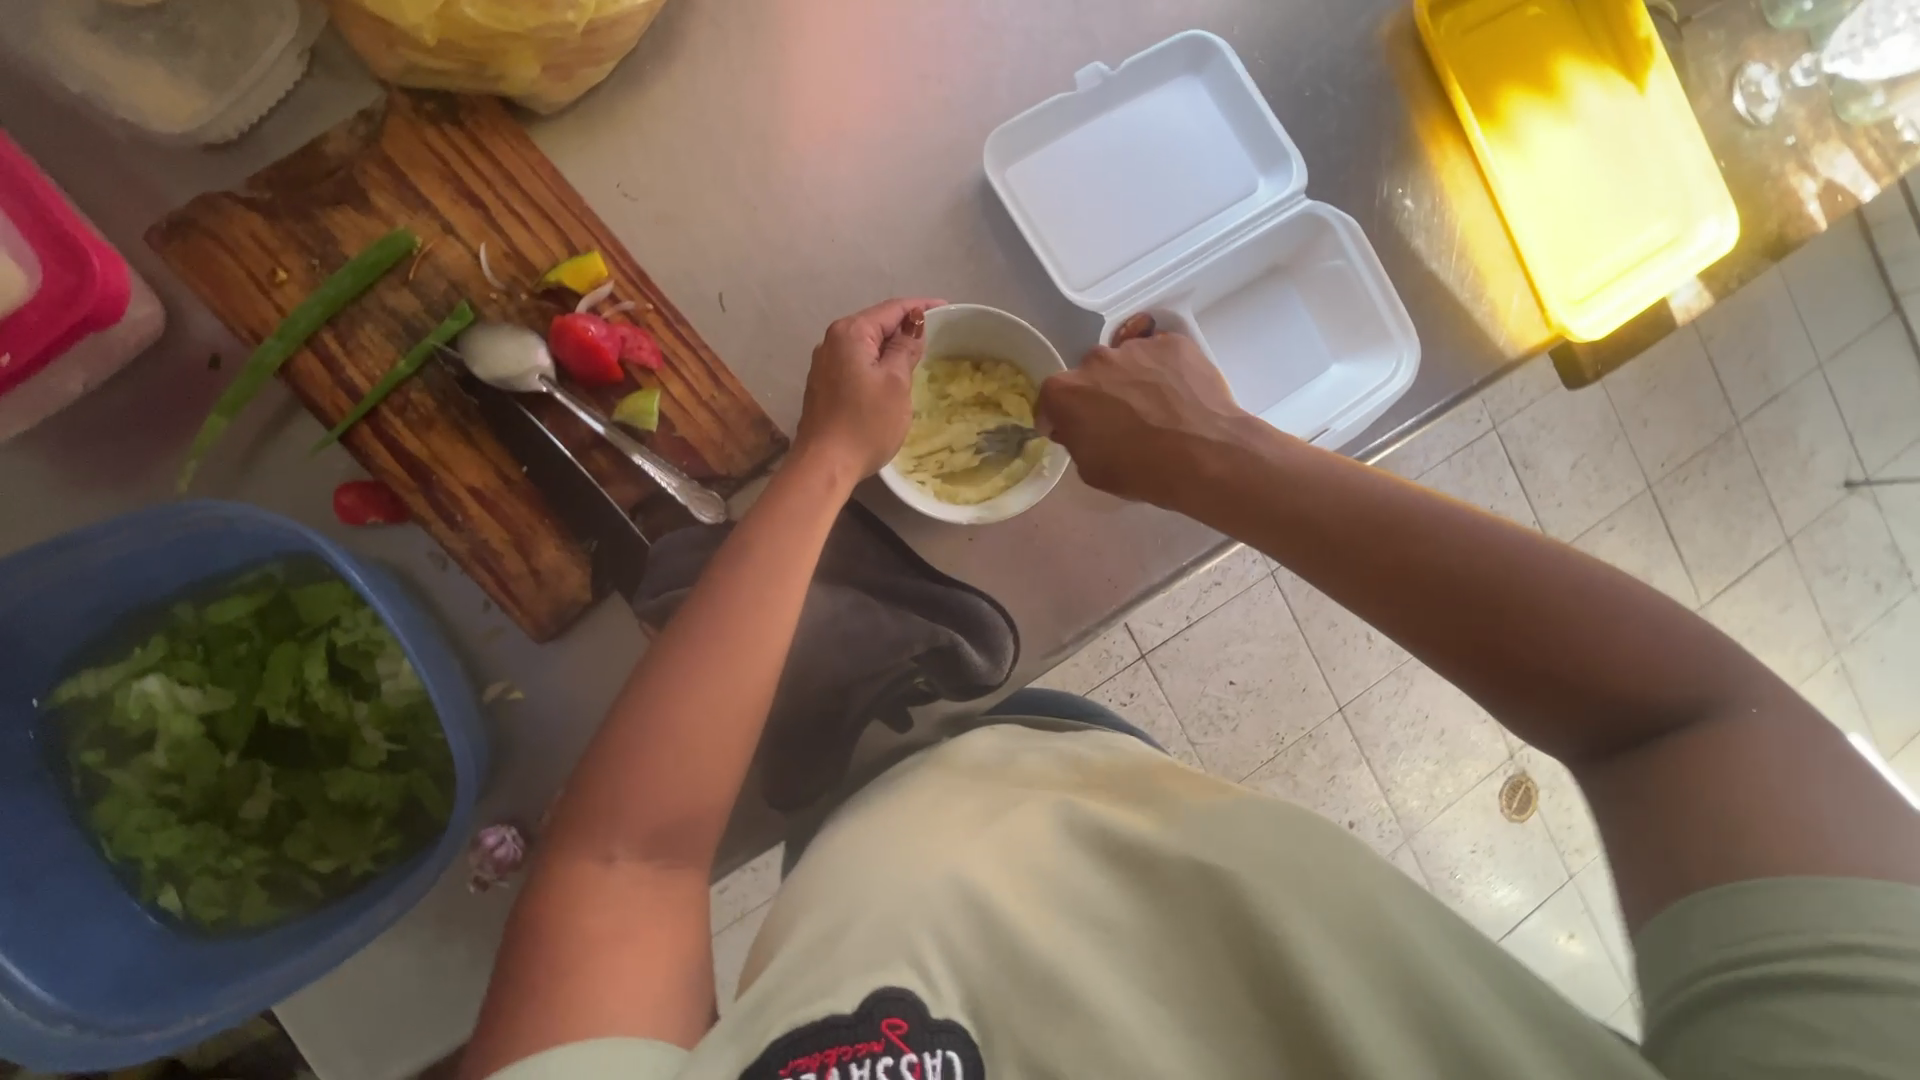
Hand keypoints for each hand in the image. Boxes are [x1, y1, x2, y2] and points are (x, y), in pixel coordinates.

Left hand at [793, 297, 943, 482]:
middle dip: (904, 326)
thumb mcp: (896, 383)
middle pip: (876, 324)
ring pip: (865, 345)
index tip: (946, 308)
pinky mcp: (823, 385)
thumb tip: (914, 322)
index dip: (921, 307)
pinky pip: (855, 363)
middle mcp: (832, 341)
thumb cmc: (866, 423)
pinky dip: (875, 363)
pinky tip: (890, 375)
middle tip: (936, 333)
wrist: (825, 464)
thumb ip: (905, 348)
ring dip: (889, 346)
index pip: (892, 309)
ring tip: (917, 354)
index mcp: (851, 333)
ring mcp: (824, 364)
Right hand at [1038, 328, 1256, 506]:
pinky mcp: (1173, 342)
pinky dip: (1164, 372)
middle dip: (1098, 395)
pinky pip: (1160, 356)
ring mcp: (1135, 347)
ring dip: (1132, 381)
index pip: (1051, 401)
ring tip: (1156, 409)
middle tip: (1120, 421)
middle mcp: (1094, 359)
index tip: (1074, 433)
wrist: (1204, 456)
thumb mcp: (1090, 470)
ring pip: (1126, 362)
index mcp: (1065, 391)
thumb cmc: (1139, 471)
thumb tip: (1079, 428)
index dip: (1061, 419)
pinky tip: (1179, 398)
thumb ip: (1075, 440)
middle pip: (1089, 376)